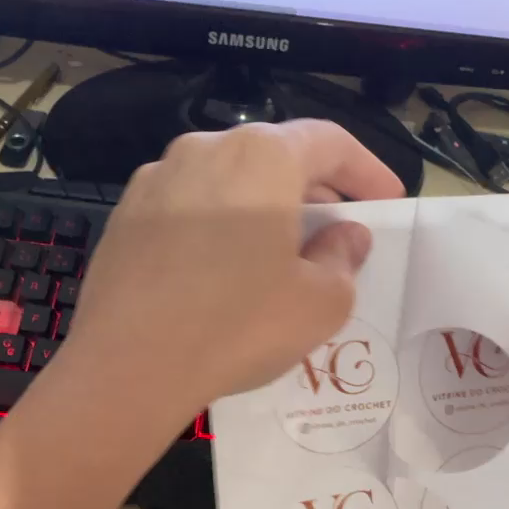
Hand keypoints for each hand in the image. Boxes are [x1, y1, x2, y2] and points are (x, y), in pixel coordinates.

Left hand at [60, 121, 403, 416]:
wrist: (128, 366)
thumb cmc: (237, 326)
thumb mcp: (320, 302)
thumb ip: (344, 257)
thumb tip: (345, 235)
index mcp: (261, 156)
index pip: (330, 142)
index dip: (366, 170)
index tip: (385, 202)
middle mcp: (204, 149)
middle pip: (274, 156)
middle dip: (312, 191)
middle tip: (331, 233)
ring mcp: (155, 180)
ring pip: (226, 181)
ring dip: (260, 208)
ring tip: (274, 254)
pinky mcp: (123, 216)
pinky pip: (186, 208)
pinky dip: (214, 225)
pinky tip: (217, 272)